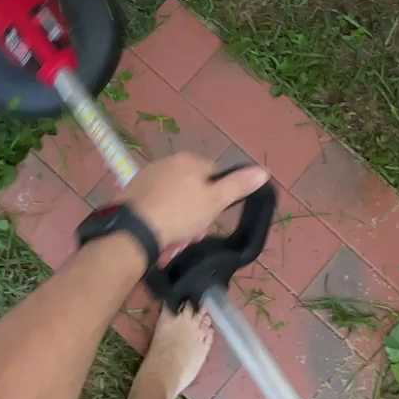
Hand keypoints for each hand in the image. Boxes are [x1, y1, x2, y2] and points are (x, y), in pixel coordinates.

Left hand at [115, 153, 269, 248]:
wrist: (135, 229)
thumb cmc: (180, 214)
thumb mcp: (214, 201)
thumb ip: (238, 185)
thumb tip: (264, 170)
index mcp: (189, 160)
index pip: (214, 174)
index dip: (218, 197)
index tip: (213, 216)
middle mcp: (168, 161)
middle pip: (193, 188)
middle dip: (197, 211)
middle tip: (194, 232)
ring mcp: (148, 175)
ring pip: (175, 198)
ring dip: (180, 217)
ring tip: (176, 238)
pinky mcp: (133, 191)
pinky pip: (156, 203)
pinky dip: (161, 217)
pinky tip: (159, 233)